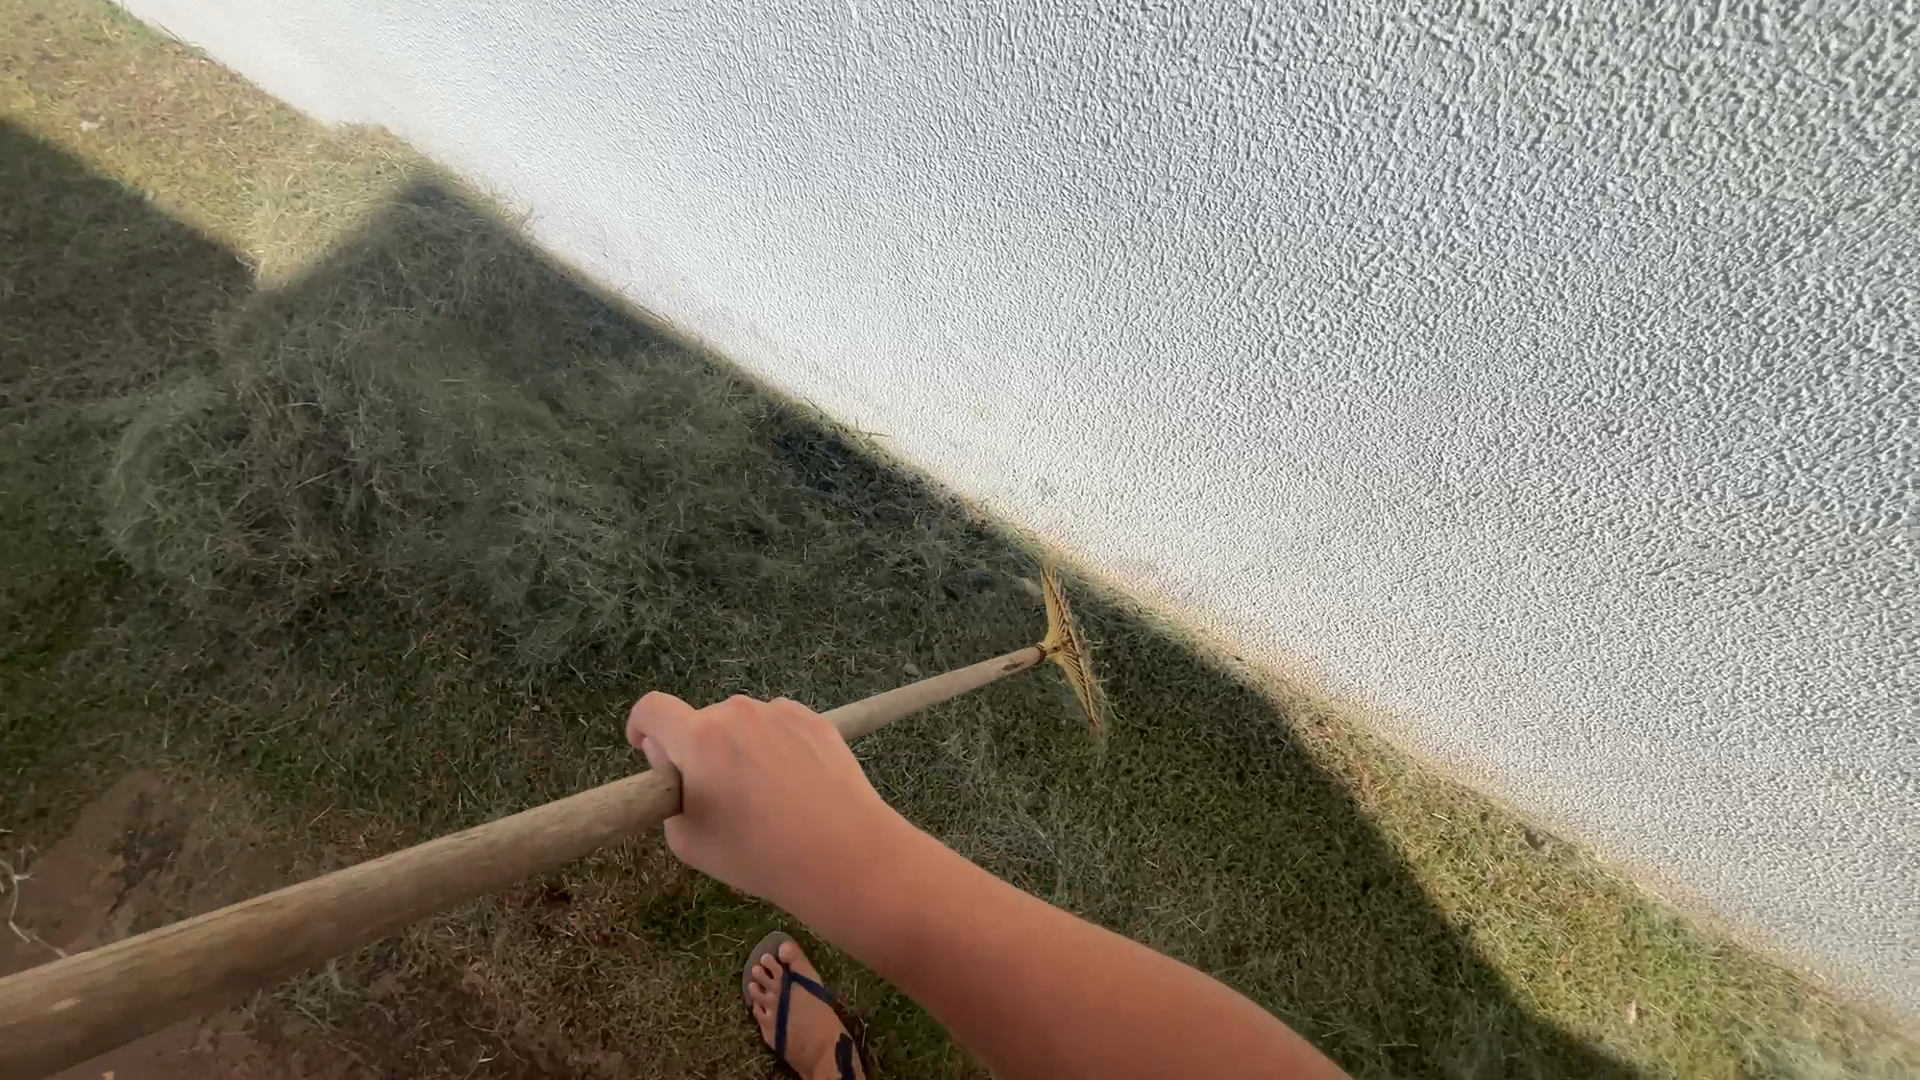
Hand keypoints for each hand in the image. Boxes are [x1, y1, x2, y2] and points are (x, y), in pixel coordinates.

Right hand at [626, 693, 909, 919]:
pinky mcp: (815, 719)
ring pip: (745, 722)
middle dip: (700, 748)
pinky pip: (780, 725)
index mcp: (700, 737)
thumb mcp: (688, 838)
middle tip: (719, 793)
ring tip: (765, 793)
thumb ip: (667, 792)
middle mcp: (739, 712)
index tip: (652, 752)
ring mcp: (782, 711)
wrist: (839, 850)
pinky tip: (795, 782)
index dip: (642, 727)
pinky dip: (776, 744)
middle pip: (703, 721)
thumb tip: (670, 758)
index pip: (652, 708)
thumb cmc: (756, 853)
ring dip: (741, 745)